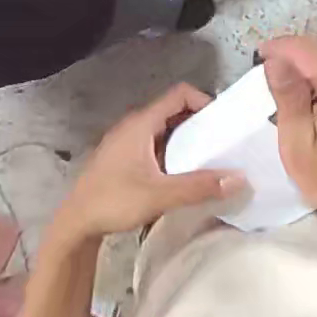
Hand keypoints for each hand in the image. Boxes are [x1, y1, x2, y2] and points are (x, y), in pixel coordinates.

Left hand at [51, 84, 236, 244]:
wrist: (76, 222)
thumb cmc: (113, 201)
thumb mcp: (160, 195)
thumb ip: (199, 186)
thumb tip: (240, 178)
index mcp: (140, 124)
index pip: (178, 95)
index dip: (204, 101)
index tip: (224, 123)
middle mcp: (133, 126)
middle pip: (173, 111)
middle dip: (200, 123)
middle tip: (225, 144)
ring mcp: (126, 142)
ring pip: (164, 130)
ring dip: (188, 140)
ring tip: (212, 160)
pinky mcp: (124, 158)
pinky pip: (155, 145)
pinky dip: (174, 152)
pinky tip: (186, 174)